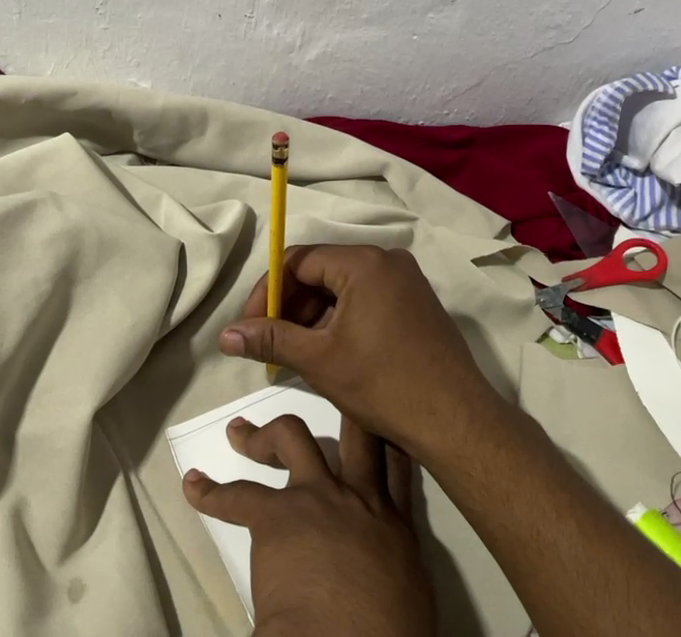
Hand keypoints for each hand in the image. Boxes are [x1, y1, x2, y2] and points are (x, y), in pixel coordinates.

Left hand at [182, 413, 433, 636]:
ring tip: (240, 433)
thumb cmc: (386, 631)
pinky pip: (236, 495)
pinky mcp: (276, 516)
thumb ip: (396, 562)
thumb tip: (386, 570)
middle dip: (337, 407)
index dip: (385, 436)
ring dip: (265, 434)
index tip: (377, 418)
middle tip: (317, 397)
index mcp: (394, 524)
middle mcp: (358, 497)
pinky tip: (195, 487)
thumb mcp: (411, 590)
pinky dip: (211, 493)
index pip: (395, 463)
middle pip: (353, 431)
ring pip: (292, 436)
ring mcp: (316, 498)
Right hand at [220, 244, 501, 458]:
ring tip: (292, 356)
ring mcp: (407, 283)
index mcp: (364, 263)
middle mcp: (388, 261)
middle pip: (321, 272)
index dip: (267, 292)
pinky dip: (340, 323)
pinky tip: (326, 355)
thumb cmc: (383, 384)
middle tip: (266, 345)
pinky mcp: (417, 306)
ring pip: (343, 290)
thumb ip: (270, 340)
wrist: (454, 419)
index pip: (299, 261)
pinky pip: (367, 302)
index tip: (248, 327)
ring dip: (313, 318)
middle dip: (289, 307)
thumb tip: (226, 334)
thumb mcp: (319, 361)